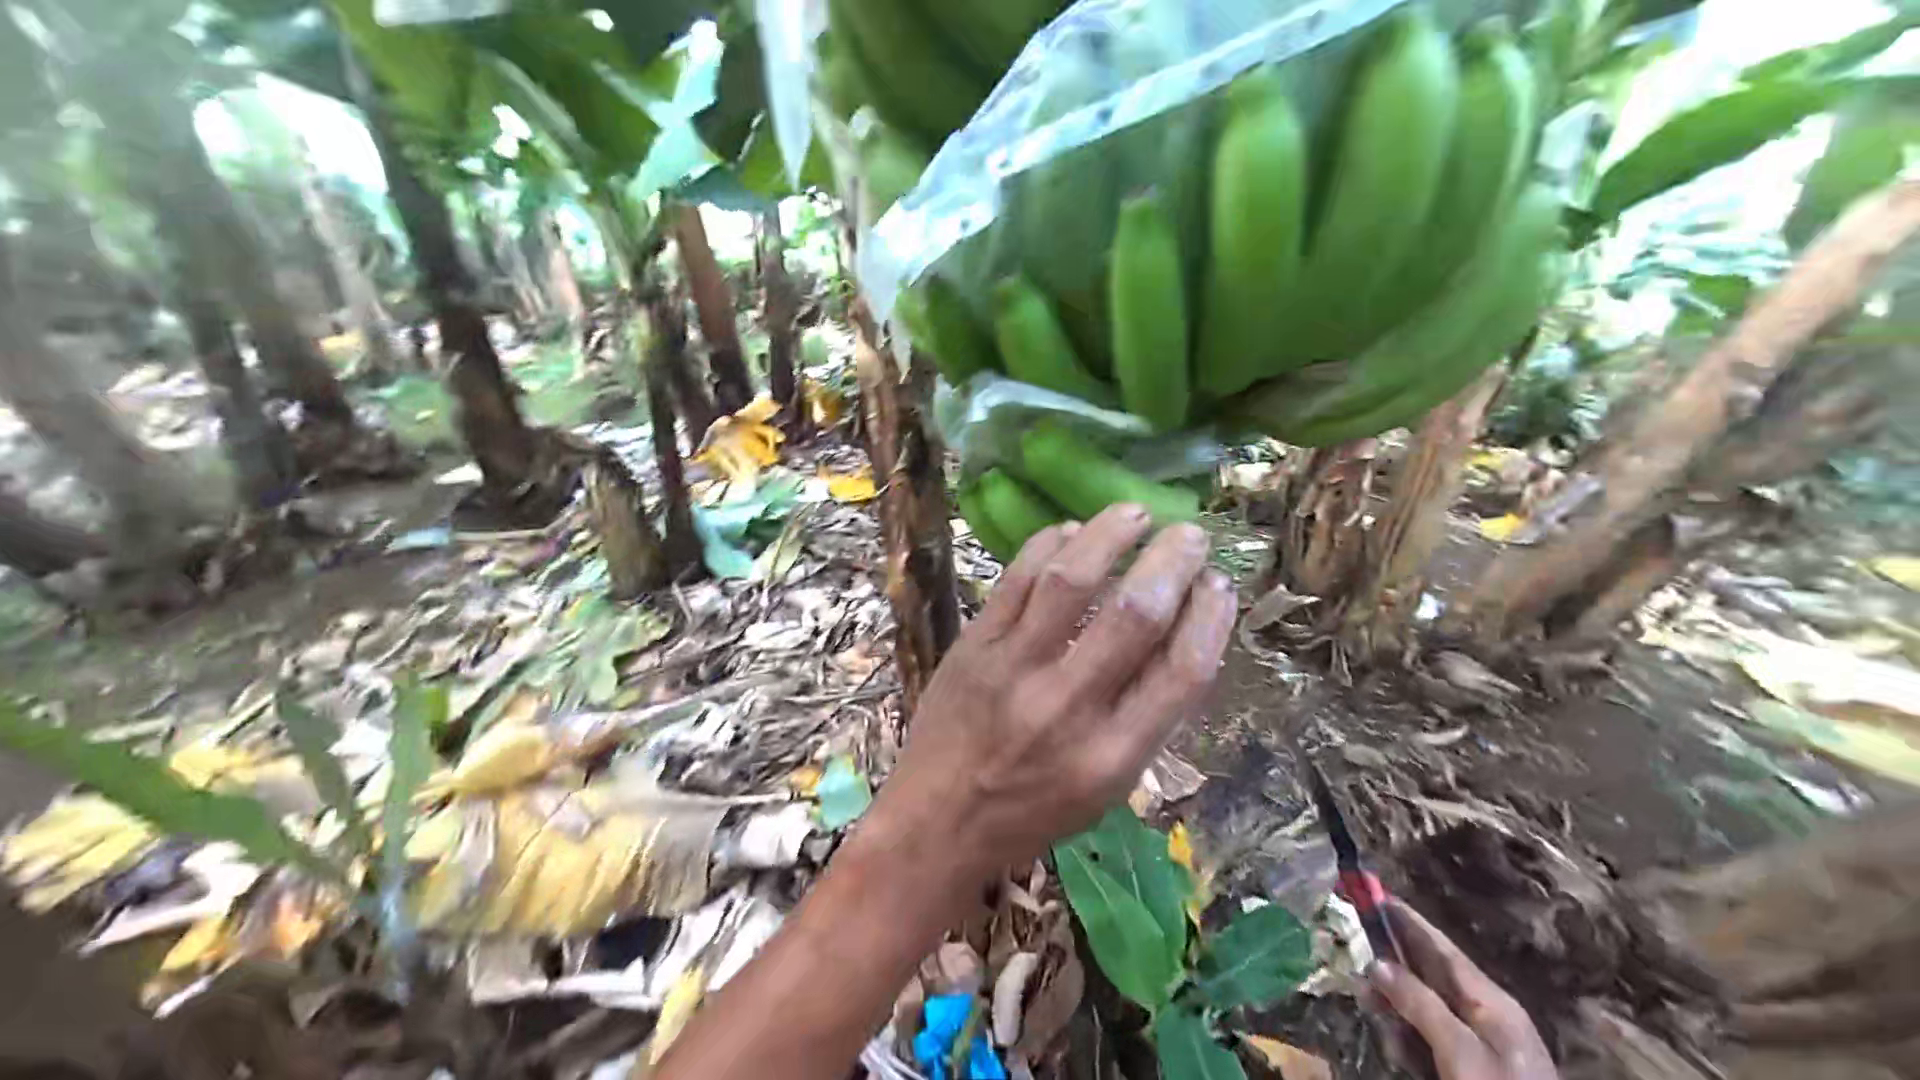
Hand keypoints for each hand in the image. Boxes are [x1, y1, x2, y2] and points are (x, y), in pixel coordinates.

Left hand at [865, 503, 1234, 886]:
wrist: (938, 820)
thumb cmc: (1033, 809)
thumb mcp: (1108, 785)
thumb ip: (1147, 716)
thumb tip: (1183, 632)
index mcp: (1114, 755)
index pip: (1184, 670)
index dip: (1212, 616)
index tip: (1220, 584)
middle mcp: (1067, 707)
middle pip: (1135, 614)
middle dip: (1173, 561)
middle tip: (1189, 535)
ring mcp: (1013, 669)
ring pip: (1071, 580)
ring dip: (1111, 535)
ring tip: (1135, 513)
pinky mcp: (973, 645)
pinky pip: (1017, 579)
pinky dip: (1050, 545)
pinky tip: (1071, 531)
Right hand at [1369, 900, 1558, 1079]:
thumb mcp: (1459, 1052)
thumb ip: (1418, 1002)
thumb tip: (1378, 962)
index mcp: (1489, 1000)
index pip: (1439, 946)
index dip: (1405, 918)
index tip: (1371, 891)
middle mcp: (1484, 1012)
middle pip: (1428, 972)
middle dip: (1391, 967)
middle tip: (1358, 968)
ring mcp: (1480, 1042)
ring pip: (1423, 1005)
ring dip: (1395, 1007)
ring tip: (1373, 1012)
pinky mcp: (1471, 1066)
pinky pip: (1430, 1035)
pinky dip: (1408, 1035)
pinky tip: (1396, 1048)